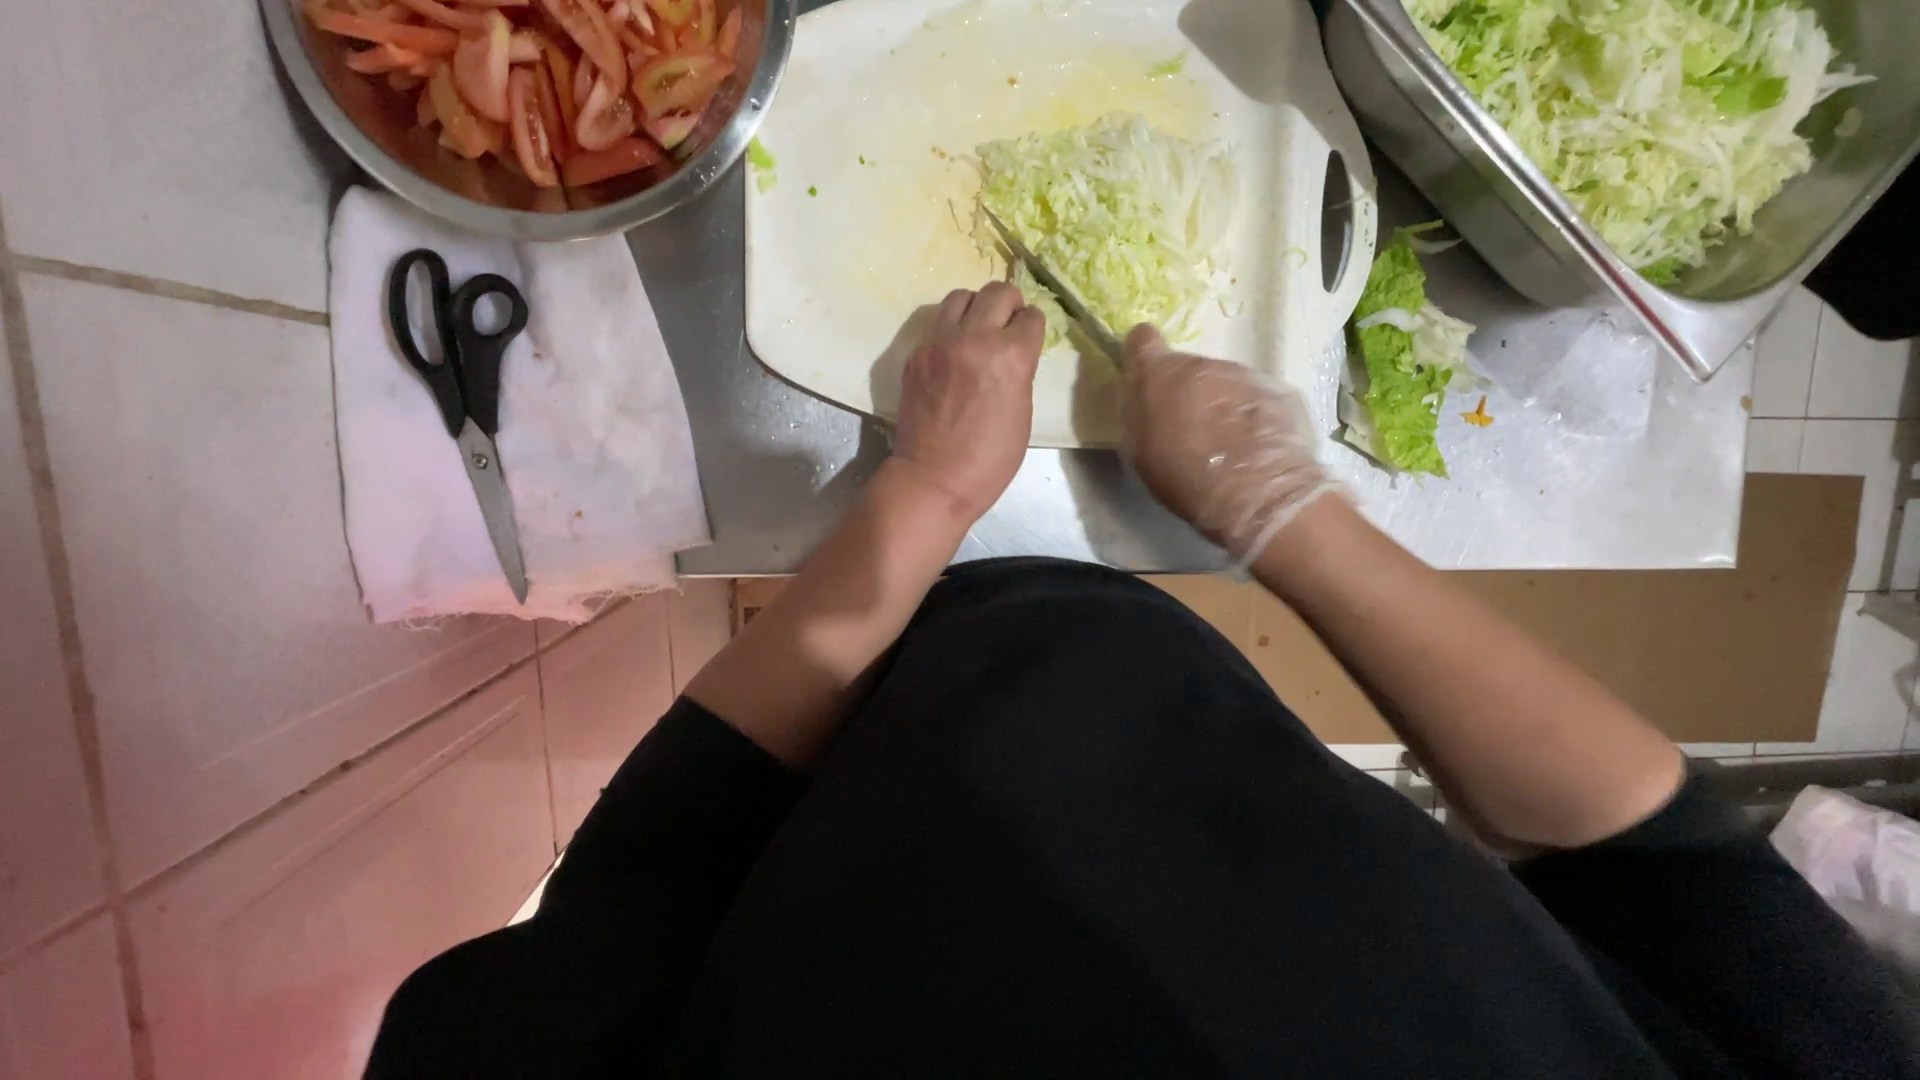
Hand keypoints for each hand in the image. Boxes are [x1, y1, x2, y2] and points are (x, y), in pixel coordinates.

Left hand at [891, 282, 1046, 523]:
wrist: (934, 479)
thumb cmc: (989, 459)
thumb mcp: (1022, 413)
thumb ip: (1020, 372)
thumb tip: (1013, 353)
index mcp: (1011, 356)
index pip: (1030, 317)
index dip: (1032, 328)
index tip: (1029, 338)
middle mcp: (974, 339)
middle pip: (997, 292)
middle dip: (1009, 305)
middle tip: (1007, 324)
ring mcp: (939, 343)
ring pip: (961, 297)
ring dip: (975, 308)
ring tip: (977, 330)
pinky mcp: (916, 355)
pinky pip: (937, 324)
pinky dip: (950, 330)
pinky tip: (953, 353)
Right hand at [1121, 324, 1338, 563]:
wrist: (1255, 493)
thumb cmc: (1183, 476)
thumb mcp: (1140, 451)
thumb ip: (1140, 414)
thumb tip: (1145, 400)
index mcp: (1159, 375)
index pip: (1142, 340)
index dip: (1142, 355)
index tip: (1145, 375)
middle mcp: (1203, 364)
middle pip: (1189, 369)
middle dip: (1187, 392)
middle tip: (1190, 431)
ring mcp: (1246, 374)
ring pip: (1225, 383)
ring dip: (1221, 405)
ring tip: (1227, 444)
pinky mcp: (1280, 391)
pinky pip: (1257, 400)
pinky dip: (1253, 417)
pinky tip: (1254, 448)